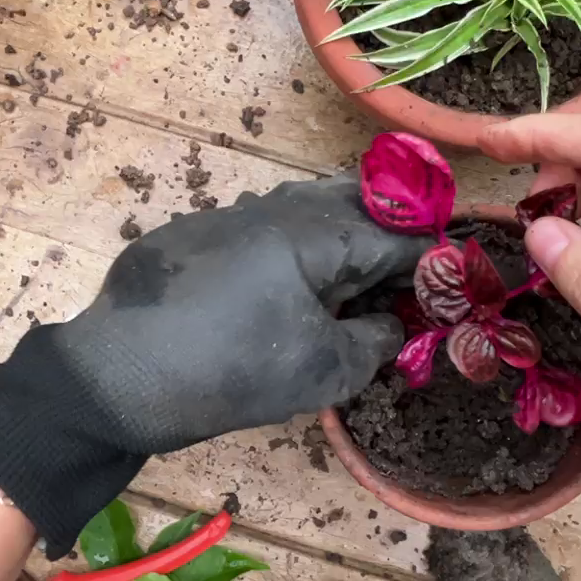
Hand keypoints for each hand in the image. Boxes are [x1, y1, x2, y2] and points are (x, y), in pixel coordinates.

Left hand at [0, 177, 422, 554]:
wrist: (118, 375)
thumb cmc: (231, 372)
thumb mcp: (320, 371)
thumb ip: (373, 342)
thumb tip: (393, 322)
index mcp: (315, 233)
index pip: (395, 235)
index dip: (433, 252)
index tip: (462, 263)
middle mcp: (275, 208)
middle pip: (352, 205)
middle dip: (390, 229)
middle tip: (412, 261)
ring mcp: (229, 215)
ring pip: (303, 209)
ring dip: (340, 232)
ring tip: (359, 265)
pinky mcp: (194, 233)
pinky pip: (262, 226)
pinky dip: (293, 243)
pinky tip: (289, 275)